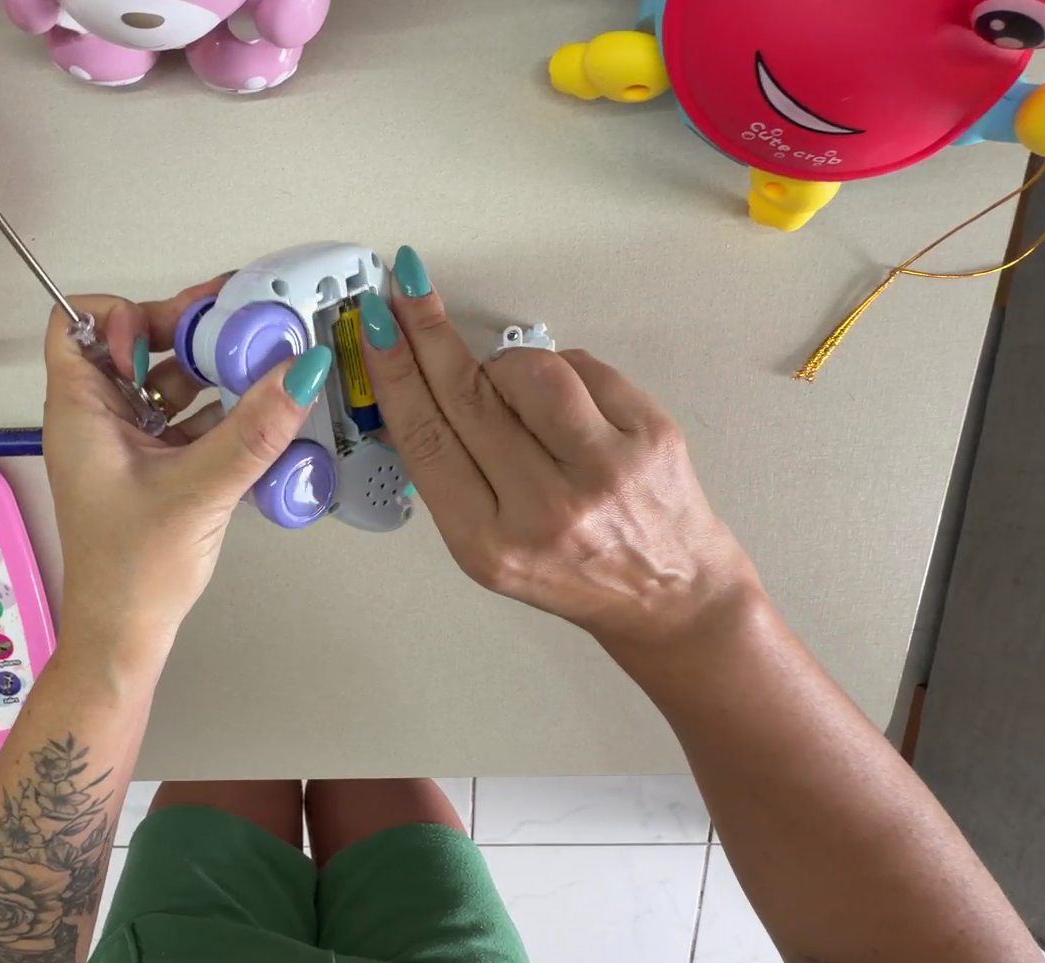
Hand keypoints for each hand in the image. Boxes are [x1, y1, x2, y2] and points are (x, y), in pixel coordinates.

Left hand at [43, 279, 331, 653]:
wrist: (124, 636)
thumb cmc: (137, 568)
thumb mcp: (200, 490)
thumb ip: (254, 429)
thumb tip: (305, 367)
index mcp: (80, 412)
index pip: (75, 326)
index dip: (123, 314)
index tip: (181, 327)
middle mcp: (96, 419)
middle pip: (130, 347)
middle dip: (186, 332)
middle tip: (248, 325)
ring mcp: (124, 445)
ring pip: (160, 385)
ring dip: (208, 372)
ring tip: (264, 360)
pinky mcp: (150, 470)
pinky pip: (180, 422)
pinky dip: (214, 411)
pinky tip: (259, 411)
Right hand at [359, 246, 757, 648]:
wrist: (669, 593)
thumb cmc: (567, 573)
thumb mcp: (485, 547)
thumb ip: (448, 479)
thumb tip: (412, 396)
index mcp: (487, 542)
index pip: (426, 440)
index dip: (395, 375)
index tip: (375, 329)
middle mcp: (543, 509)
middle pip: (468, 396)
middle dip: (427, 334)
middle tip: (403, 288)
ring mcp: (603, 469)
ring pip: (529, 371)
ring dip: (504, 365)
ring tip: (508, 388)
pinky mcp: (651, 436)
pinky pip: (583, 368)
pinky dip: (557, 371)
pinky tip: (558, 400)